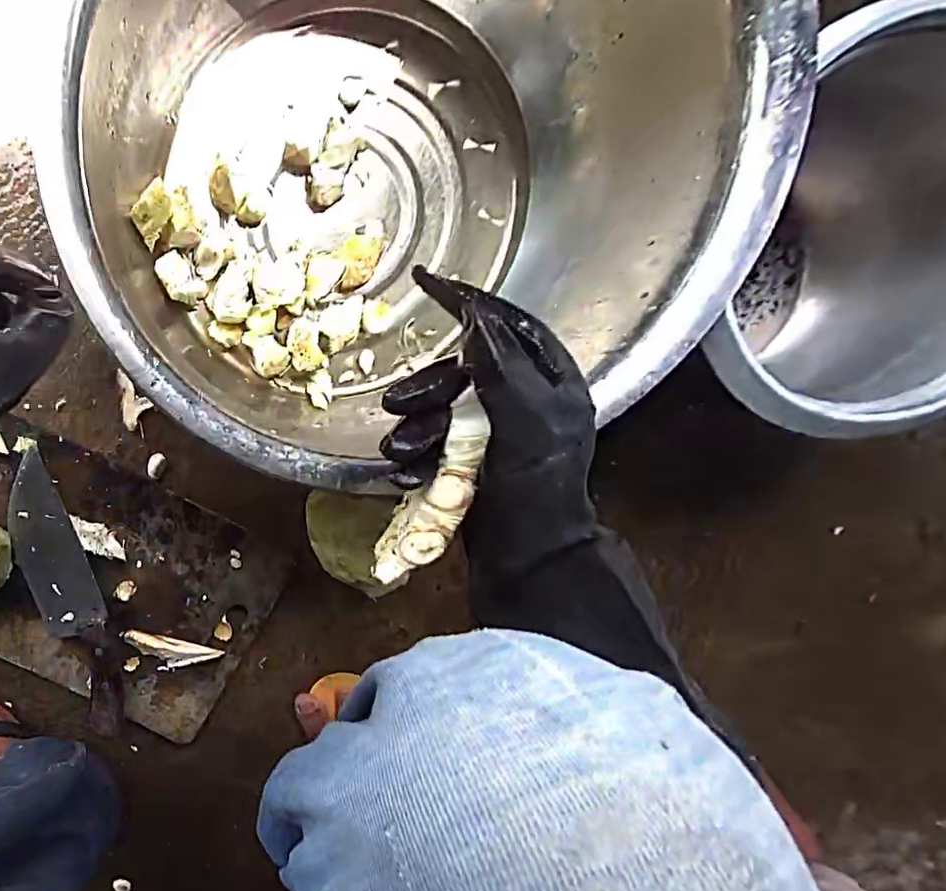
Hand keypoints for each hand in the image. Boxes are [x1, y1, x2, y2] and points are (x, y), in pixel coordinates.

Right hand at [380, 267, 598, 571]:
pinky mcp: (462, 457)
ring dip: (414, 429)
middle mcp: (517, 396)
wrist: (525, 555)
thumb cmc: (536, 489)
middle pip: (456, 368)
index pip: (502, 322)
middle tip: (398, 405)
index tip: (424, 280)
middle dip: (425, 390)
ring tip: (407, 453)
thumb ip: (502, 368)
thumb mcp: (527, 421)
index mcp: (547, 376)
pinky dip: (415, 456)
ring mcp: (487, 429)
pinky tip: (414, 474)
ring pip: (435, 407)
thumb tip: (475, 320)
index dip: (464, 301)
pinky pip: (428, 440)